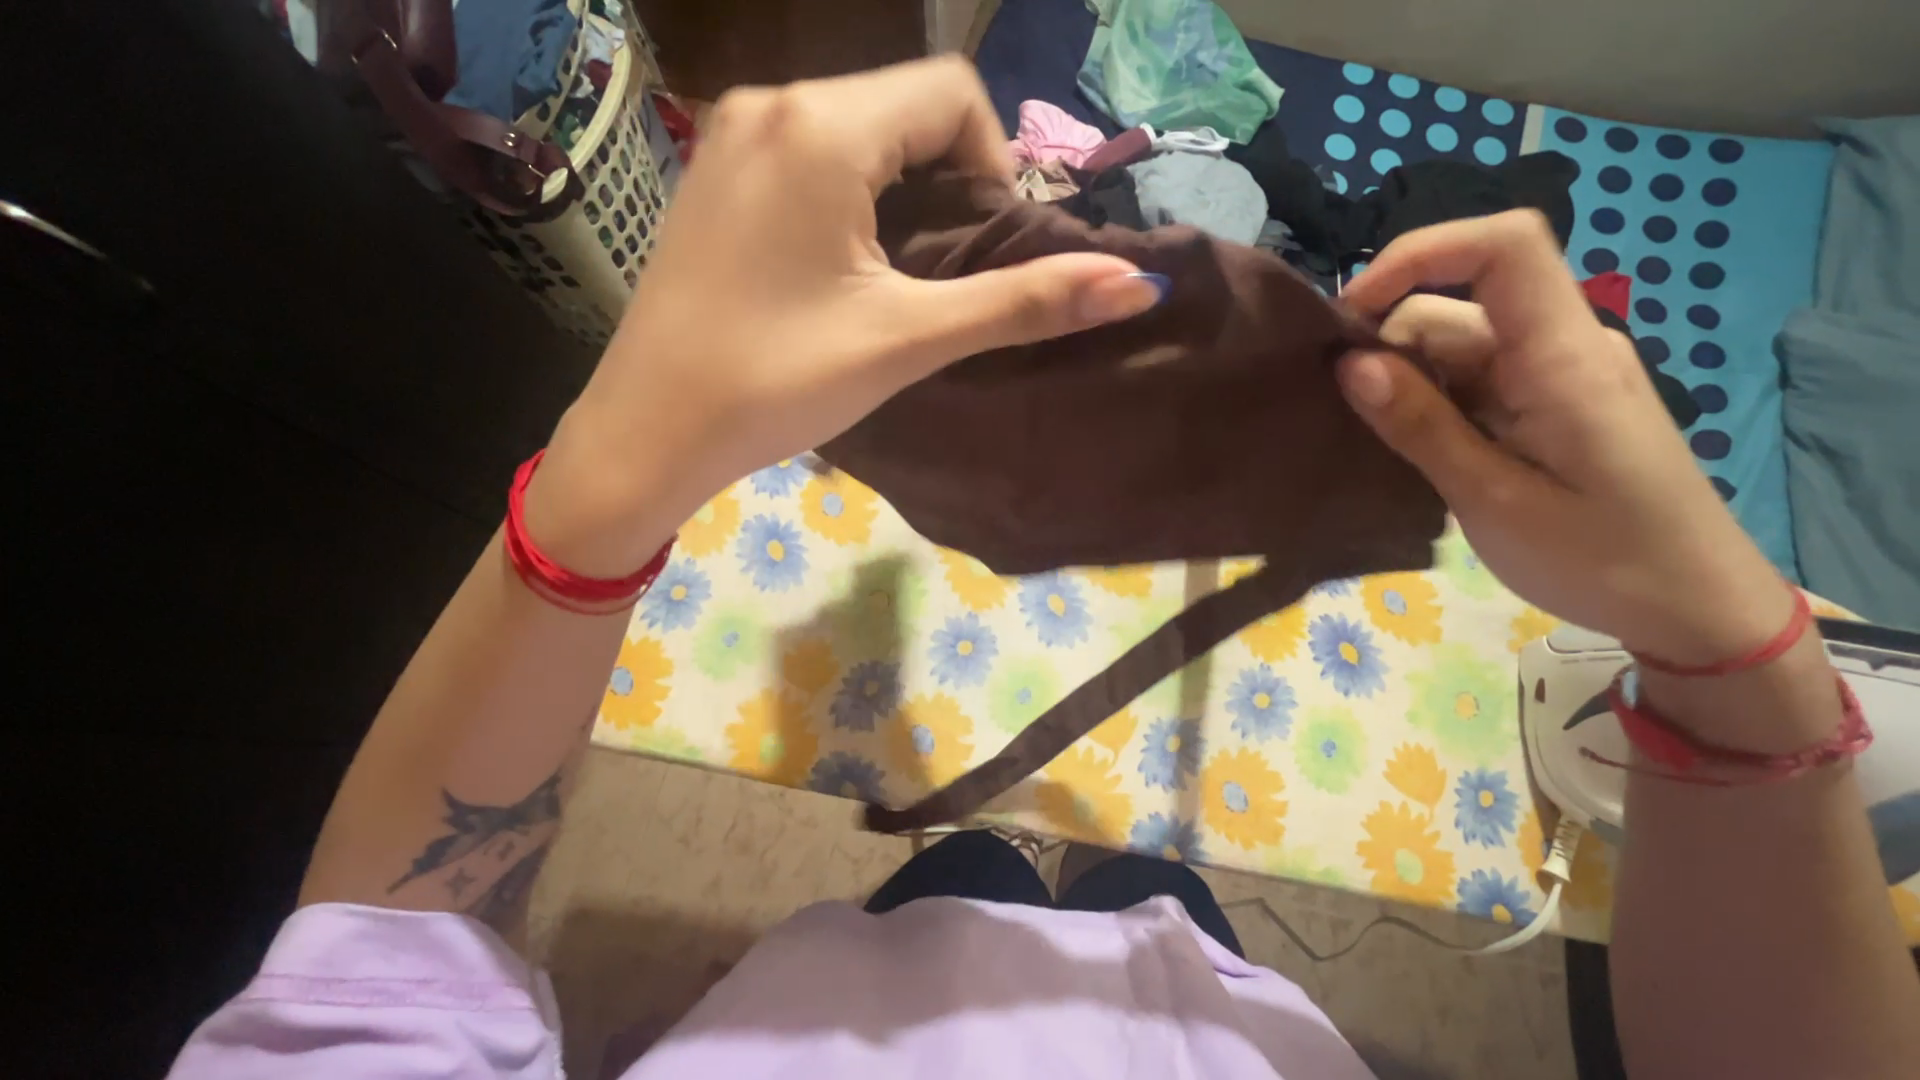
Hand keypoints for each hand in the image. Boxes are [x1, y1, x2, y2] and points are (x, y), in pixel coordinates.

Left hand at [528, 58, 1162, 572]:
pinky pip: (807, 155)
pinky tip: (840, 267)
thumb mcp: (908, 339)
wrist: (648, 431)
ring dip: (900, 190)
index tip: (982, 249)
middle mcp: (770, 105)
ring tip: (899, 276)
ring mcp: (732, 137)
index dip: (993, 165)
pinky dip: (848, 194)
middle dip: (949, 179)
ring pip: (856, 130)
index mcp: (820, 126)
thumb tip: (1138, 286)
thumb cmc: (777, 382)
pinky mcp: (713, 176)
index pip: (951, 93)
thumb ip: (1023, 303)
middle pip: (903, 106)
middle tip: (946, 271)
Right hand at [1334, 211, 1790, 664]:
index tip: (1349, 315)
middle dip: (1387, 344)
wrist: (1695, 605)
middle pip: (1456, 303)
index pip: (1503, 248)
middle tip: (1345, 416)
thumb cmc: (1600, 559)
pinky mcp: (1551, 400)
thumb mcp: (1493, 500)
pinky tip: (1414, 448)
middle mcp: (1563, 345)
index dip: (1418, 253)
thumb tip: (1349, 363)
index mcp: (1562, 357)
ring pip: (1456, 343)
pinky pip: (1474, 376)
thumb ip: (1421, 427)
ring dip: (1404, 380)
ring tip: (1378, 445)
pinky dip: (1431, 400)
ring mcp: (1557, 372)